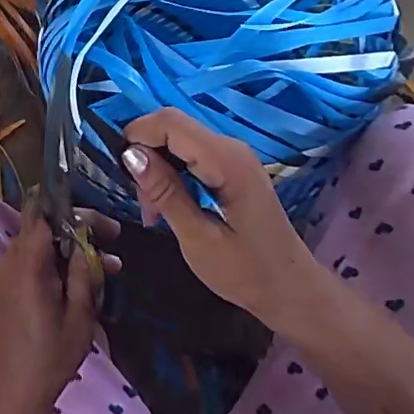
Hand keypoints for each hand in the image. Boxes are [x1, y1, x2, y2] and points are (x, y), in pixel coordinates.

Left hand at [0, 204, 120, 413]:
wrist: (8, 393)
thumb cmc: (48, 357)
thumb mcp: (79, 316)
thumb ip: (84, 274)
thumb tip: (85, 246)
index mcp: (26, 260)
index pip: (48, 214)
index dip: (79, 215)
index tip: (108, 230)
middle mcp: (9, 258)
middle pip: (44, 229)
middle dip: (79, 235)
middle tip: (112, 253)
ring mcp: (2, 273)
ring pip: (39, 248)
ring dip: (69, 254)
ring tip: (104, 275)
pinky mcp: (2, 287)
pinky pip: (30, 264)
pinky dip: (54, 267)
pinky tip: (79, 287)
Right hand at [124, 108, 317, 327]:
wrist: (291, 291)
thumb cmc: (247, 272)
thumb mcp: (198, 239)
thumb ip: (165, 193)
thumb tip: (130, 154)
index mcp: (227, 161)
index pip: (170, 122)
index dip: (137, 135)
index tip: (122, 174)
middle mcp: (231, 147)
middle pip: (171, 125)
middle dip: (144, 154)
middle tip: (142, 203)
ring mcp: (232, 154)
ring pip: (175, 138)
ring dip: (155, 166)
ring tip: (153, 211)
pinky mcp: (229, 165)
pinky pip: (187, 152)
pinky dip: (169, 172)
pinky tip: (168, 204)